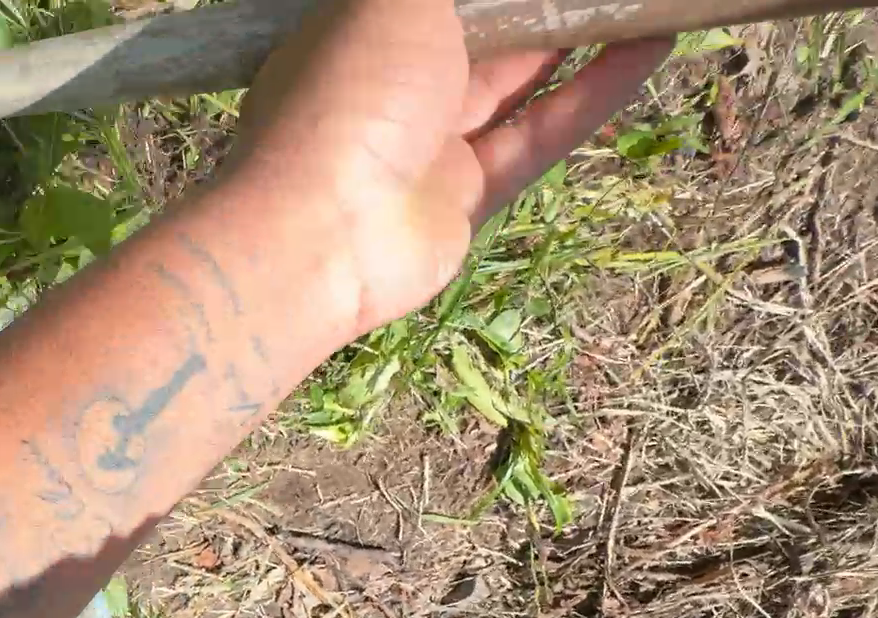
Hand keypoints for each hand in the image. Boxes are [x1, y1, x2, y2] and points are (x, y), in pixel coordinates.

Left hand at [229, 0, 672, 340]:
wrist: (316, 238)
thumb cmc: (342, 102)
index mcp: (345, 51)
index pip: (416, 6)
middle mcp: (379, 102)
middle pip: (476, 39)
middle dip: (542, 4)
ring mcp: (418, 156)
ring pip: (513, 87)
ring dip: (582, 36)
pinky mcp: (457, 203)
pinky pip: (535, 140)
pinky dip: (591, 95)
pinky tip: (658, 43)